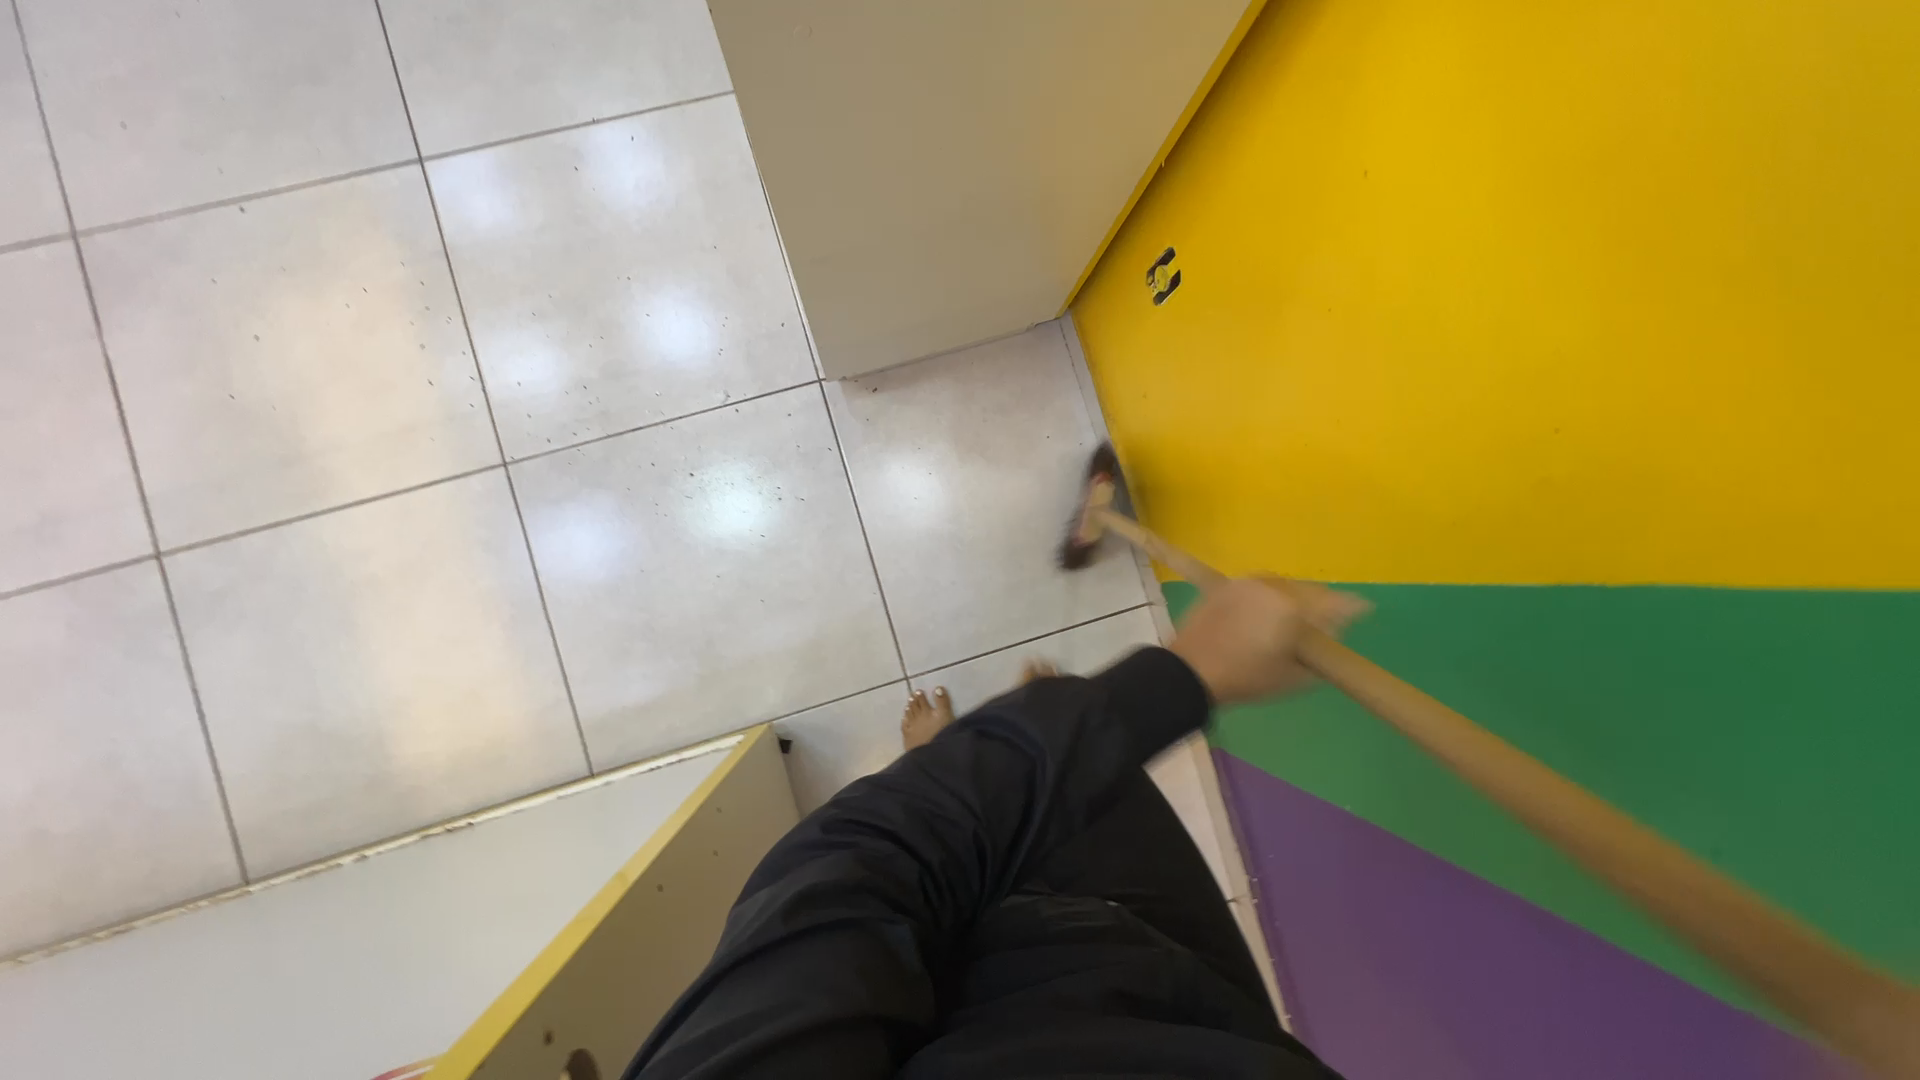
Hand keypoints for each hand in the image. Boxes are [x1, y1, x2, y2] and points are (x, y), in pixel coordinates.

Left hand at [1168, 577, 1369, 704]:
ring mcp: (1246, 583)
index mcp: (1292, 607)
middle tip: (1328, 620)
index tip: (1363, 610)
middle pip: (1310, 590)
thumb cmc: (1245, 678)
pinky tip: (1269, 611)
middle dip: (1322, 602)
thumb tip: (1332, 633)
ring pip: (1284, 585)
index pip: (1334, 602)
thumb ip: (1320, 653)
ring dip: (1296, 596)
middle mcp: (1272, 587)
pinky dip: (1272, 595)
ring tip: (1297, 616)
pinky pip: (1260, 586)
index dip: (1352, 607)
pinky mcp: (1226, 585)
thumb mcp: (1293, 676)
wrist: (1190, 669)